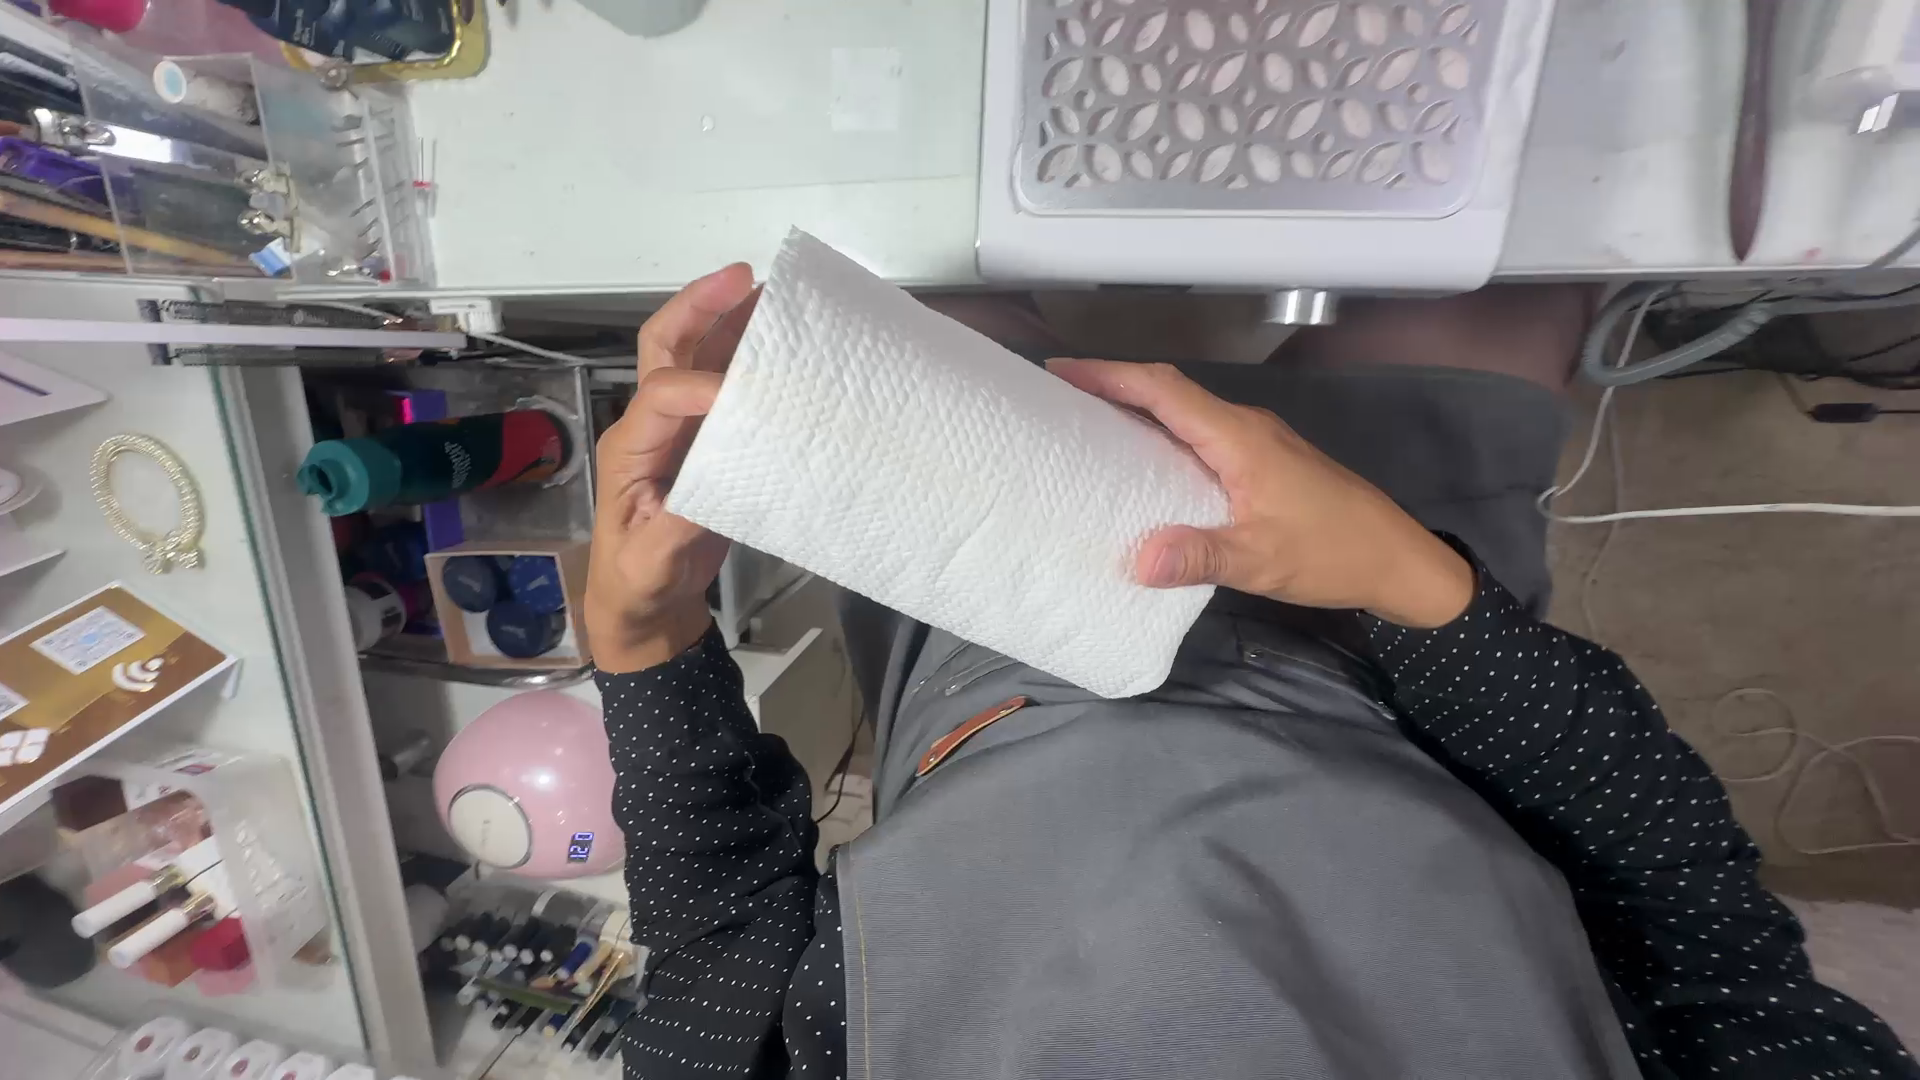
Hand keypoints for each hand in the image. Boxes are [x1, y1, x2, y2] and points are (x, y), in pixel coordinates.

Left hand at [585, 264, 756, 671]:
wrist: (645, 599)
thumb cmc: (638, 579)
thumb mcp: (651, 561)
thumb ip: (676, 525)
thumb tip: (712, 489)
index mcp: (632, 447)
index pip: (665, 395)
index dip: (705, 387)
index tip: (749, 397)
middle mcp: (652, 425)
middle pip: (667, 347)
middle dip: (701, 306)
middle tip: (745, 277)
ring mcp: (680, 431)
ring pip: (696, 359)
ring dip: (730, 322)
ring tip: (772, 297)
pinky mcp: (705, 444)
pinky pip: (723, 391)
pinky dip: (748, 363)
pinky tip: (779, 354)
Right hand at [1048, 360, 1473, 627]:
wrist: (1397, 559)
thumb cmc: (1331, 551)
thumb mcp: (1262, 559)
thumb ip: (1200, 556)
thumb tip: (1136, 560)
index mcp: (1238, 436)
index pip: (1164, 389)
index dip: (1109, 375)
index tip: (1059, 373)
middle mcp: (1242, 427)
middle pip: (1167, 391)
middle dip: (1110, 386)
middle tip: (1057, 401)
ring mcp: (1252, 442)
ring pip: (1181, 412)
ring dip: (1133, 410)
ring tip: (1082, 428)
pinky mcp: (1257, 461)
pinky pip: (1195, 435)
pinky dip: (1158, 436)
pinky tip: (1137, 464)